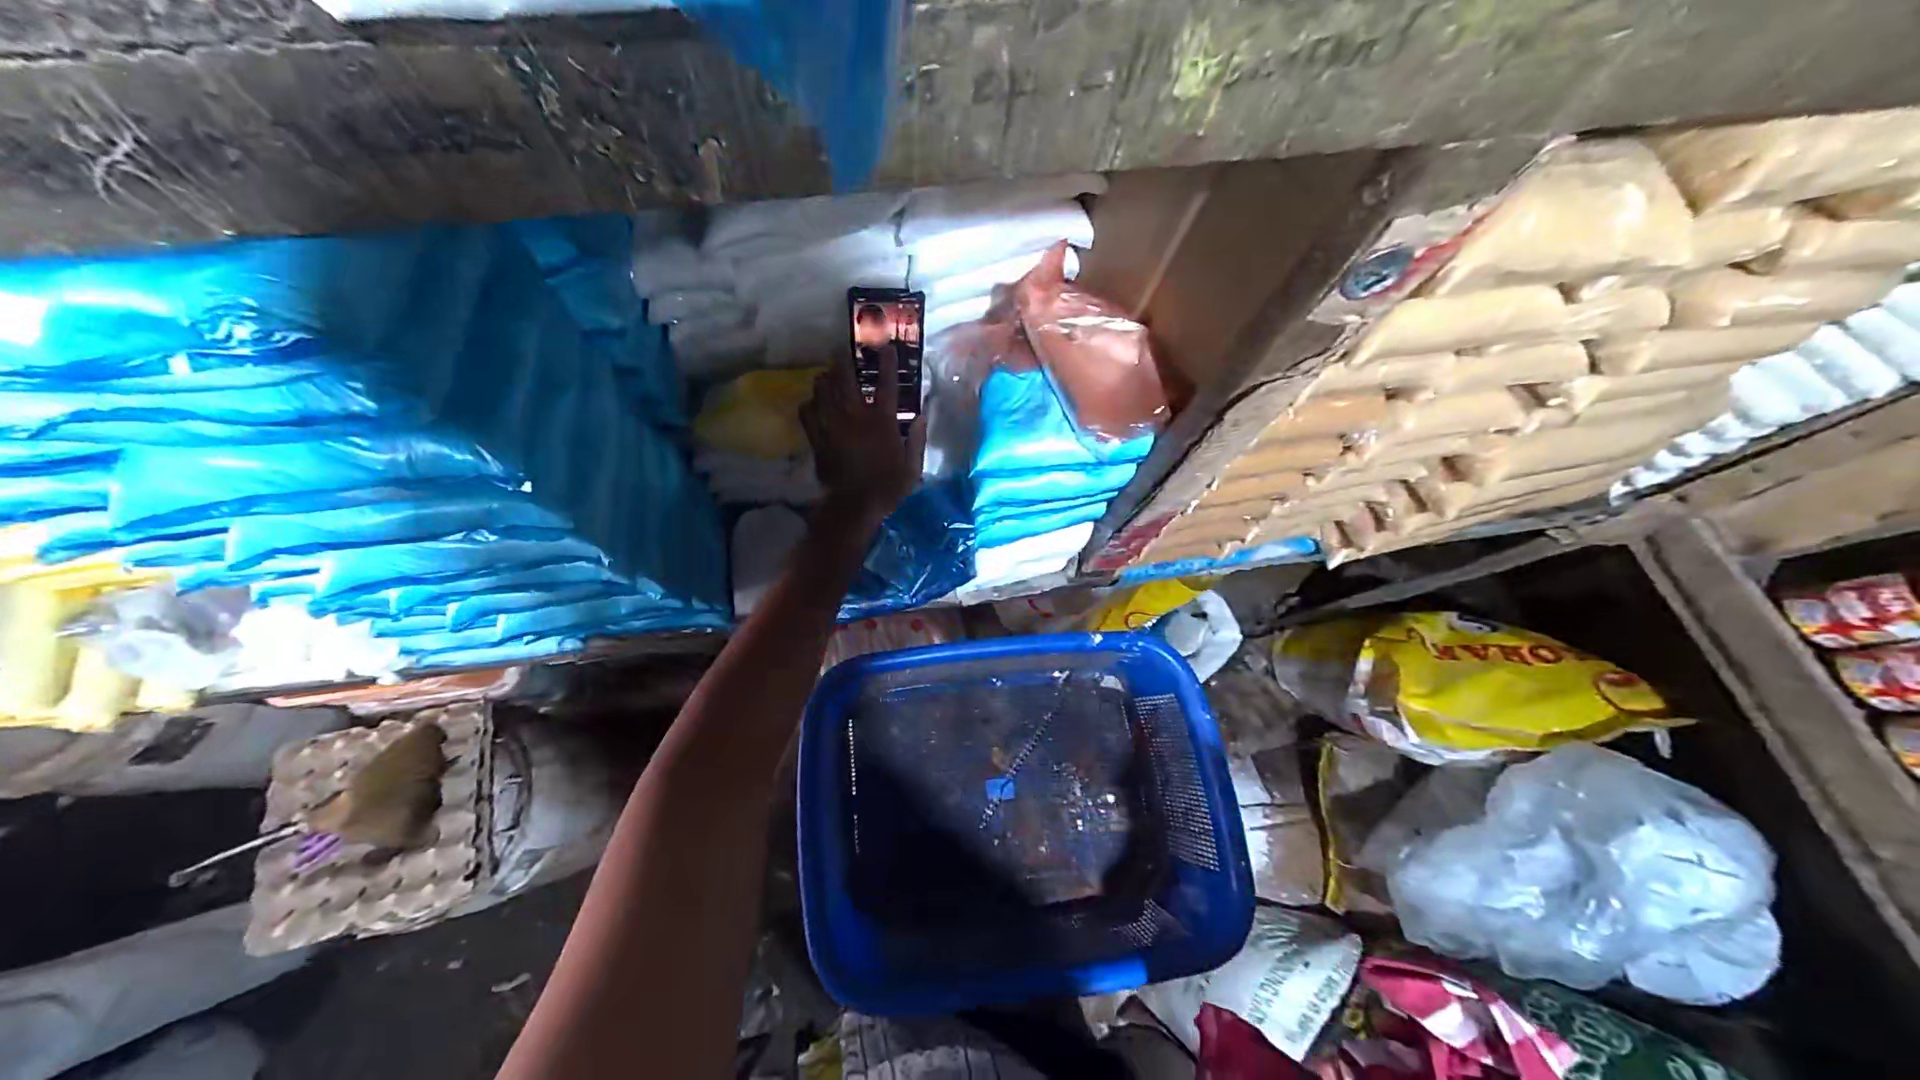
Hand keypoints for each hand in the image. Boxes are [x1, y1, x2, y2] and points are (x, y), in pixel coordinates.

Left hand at [799, 346, 923, 532]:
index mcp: (882, 421)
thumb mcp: (912, 467)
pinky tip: (813, 403)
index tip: (885, 346)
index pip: (886, 384)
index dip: (886, 363)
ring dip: (825, 378)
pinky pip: (807, 412)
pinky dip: (810, 404)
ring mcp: (832, 425)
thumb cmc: (887, 488)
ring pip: (823, 390)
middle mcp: (855, 416)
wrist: (853, 506)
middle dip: (844, 361)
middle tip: (843, 351)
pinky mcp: (817, 438)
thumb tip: (921, 415)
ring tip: (827, 374)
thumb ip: (917, 439)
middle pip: (845, 378)